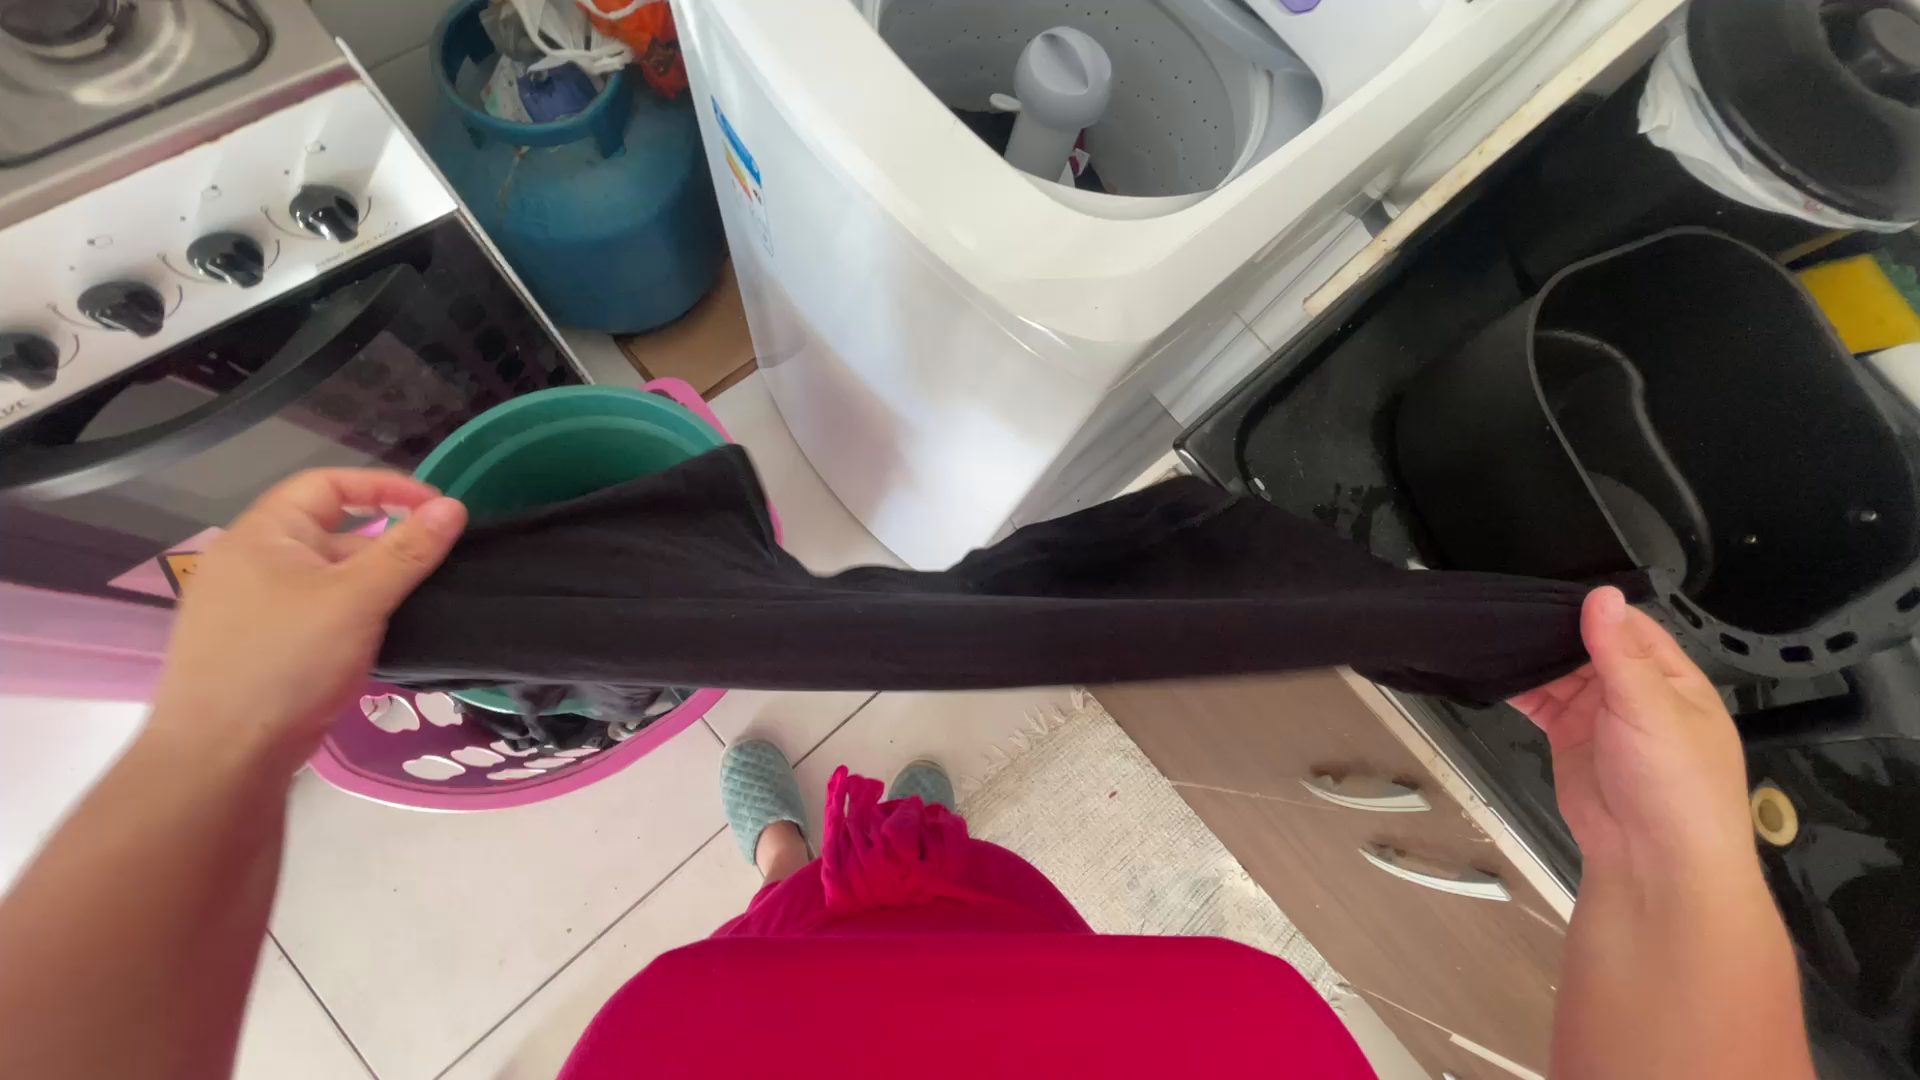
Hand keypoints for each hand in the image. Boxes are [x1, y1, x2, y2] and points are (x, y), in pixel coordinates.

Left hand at [147, 469, 466, 770]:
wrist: (224, 753)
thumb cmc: (287, 661)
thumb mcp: (358, 598)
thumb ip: (409, 549)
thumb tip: (454, 507)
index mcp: (264, 537)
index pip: (328, 484)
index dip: (386, 487)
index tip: (439, 508)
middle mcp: (256, 562)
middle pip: (334, 528)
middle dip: (391, 538)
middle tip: (441, 559)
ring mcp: (259, 604)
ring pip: (334, 572)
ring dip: (381, 577)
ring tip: (426, 596)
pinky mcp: (271, 640)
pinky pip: (327, 605)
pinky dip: (364, 607)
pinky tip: (393, 628)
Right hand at [1510, 587, 1754, 877]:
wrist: (1652, 858)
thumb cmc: (1673, 782)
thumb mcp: (1650, 710)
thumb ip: (1620, 653)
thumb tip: (1601, 594)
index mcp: (1670, 680)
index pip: (1629, 629)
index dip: (1590, 609)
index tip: (1542, 592)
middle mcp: (1634, 692)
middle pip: (1586, 648)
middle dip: (1550, 632)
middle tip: (1502, 610)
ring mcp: (1598, 715)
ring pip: (1558, 673)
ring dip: (1529, 659)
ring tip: (1488, 636)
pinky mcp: (1567, 735)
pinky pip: (1539, 701)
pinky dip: (1516, 688)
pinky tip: (1489, 672)